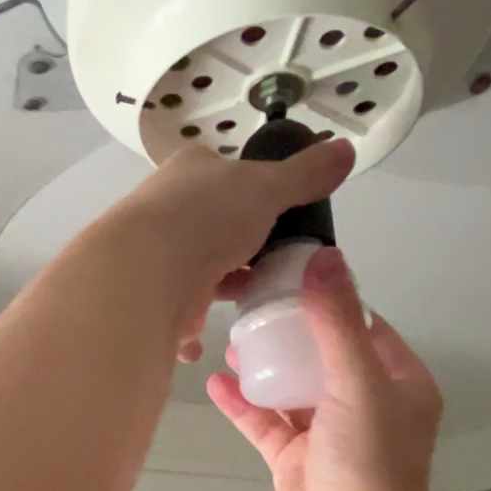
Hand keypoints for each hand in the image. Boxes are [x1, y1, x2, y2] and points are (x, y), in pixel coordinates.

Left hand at [97, 140, 357, 360]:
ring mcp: (150, 255)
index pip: (223, 173)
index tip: (276, 218)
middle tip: (270, 267)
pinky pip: (173, 313)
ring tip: (251, 302)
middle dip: (236, 247)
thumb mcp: (268, 189)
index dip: (251, 192)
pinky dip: (189, 327)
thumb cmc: (207, 219)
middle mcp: (162, 208)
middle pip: (208, 225)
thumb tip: (346, 150)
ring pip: (191, 269)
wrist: (144, 273)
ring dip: (216, 286)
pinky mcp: (145, 299)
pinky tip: (205, 339)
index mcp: (189, 170)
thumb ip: (305, 175)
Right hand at [207, 246, 444, 490]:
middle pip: (322, 356)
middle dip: (289, 332)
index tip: (292, 275)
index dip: (331, 300)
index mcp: (398, 384)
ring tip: (232, 340)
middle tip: (251, 304)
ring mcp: (328, 436)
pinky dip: (245, 405)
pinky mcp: (296, 462)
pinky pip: (268, 424)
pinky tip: (217, 384)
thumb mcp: (358, 381)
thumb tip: (324, 257)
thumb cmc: (367, 461)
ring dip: (265, 367)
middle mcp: (366, 406)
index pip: (365, 327)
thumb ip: (337, 320)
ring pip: (292, 390)